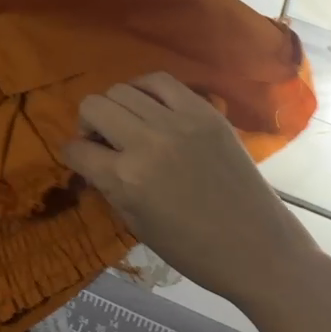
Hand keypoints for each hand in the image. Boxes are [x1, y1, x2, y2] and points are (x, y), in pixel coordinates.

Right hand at [62, 72, 322, 309]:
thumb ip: (109, 186)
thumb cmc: (194, 250)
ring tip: (127, 123)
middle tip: (102, 141)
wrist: (258, 247)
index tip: (80, 158)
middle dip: (88, 124)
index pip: (77, 149)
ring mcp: (178, 121)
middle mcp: (146, 142)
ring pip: (122, 88)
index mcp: (126, 179)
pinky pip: (161, 81)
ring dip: (115, 105)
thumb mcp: (137, 224)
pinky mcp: (204, 111)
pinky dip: (145, 89)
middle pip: (94, 106)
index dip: (72, 154)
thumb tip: (92, 160)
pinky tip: (150, 106)